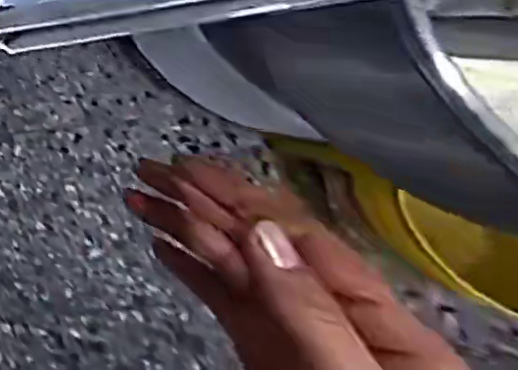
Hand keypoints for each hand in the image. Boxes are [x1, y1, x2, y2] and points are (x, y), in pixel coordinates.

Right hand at [126, 155, 466, 369]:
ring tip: (137, 199)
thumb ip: (311, 310)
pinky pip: (223, 298)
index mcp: (381, 323)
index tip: (187, 167)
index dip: (241, 197)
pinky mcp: (264, 350)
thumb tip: (262, 231)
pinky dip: (188, 266)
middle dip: (200, 201)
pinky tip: (159, 245)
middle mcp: (334, 319)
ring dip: (181, 224)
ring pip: (232, 264)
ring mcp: (295, 335)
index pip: (302, 241)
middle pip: (260, 245)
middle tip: (148, 170)